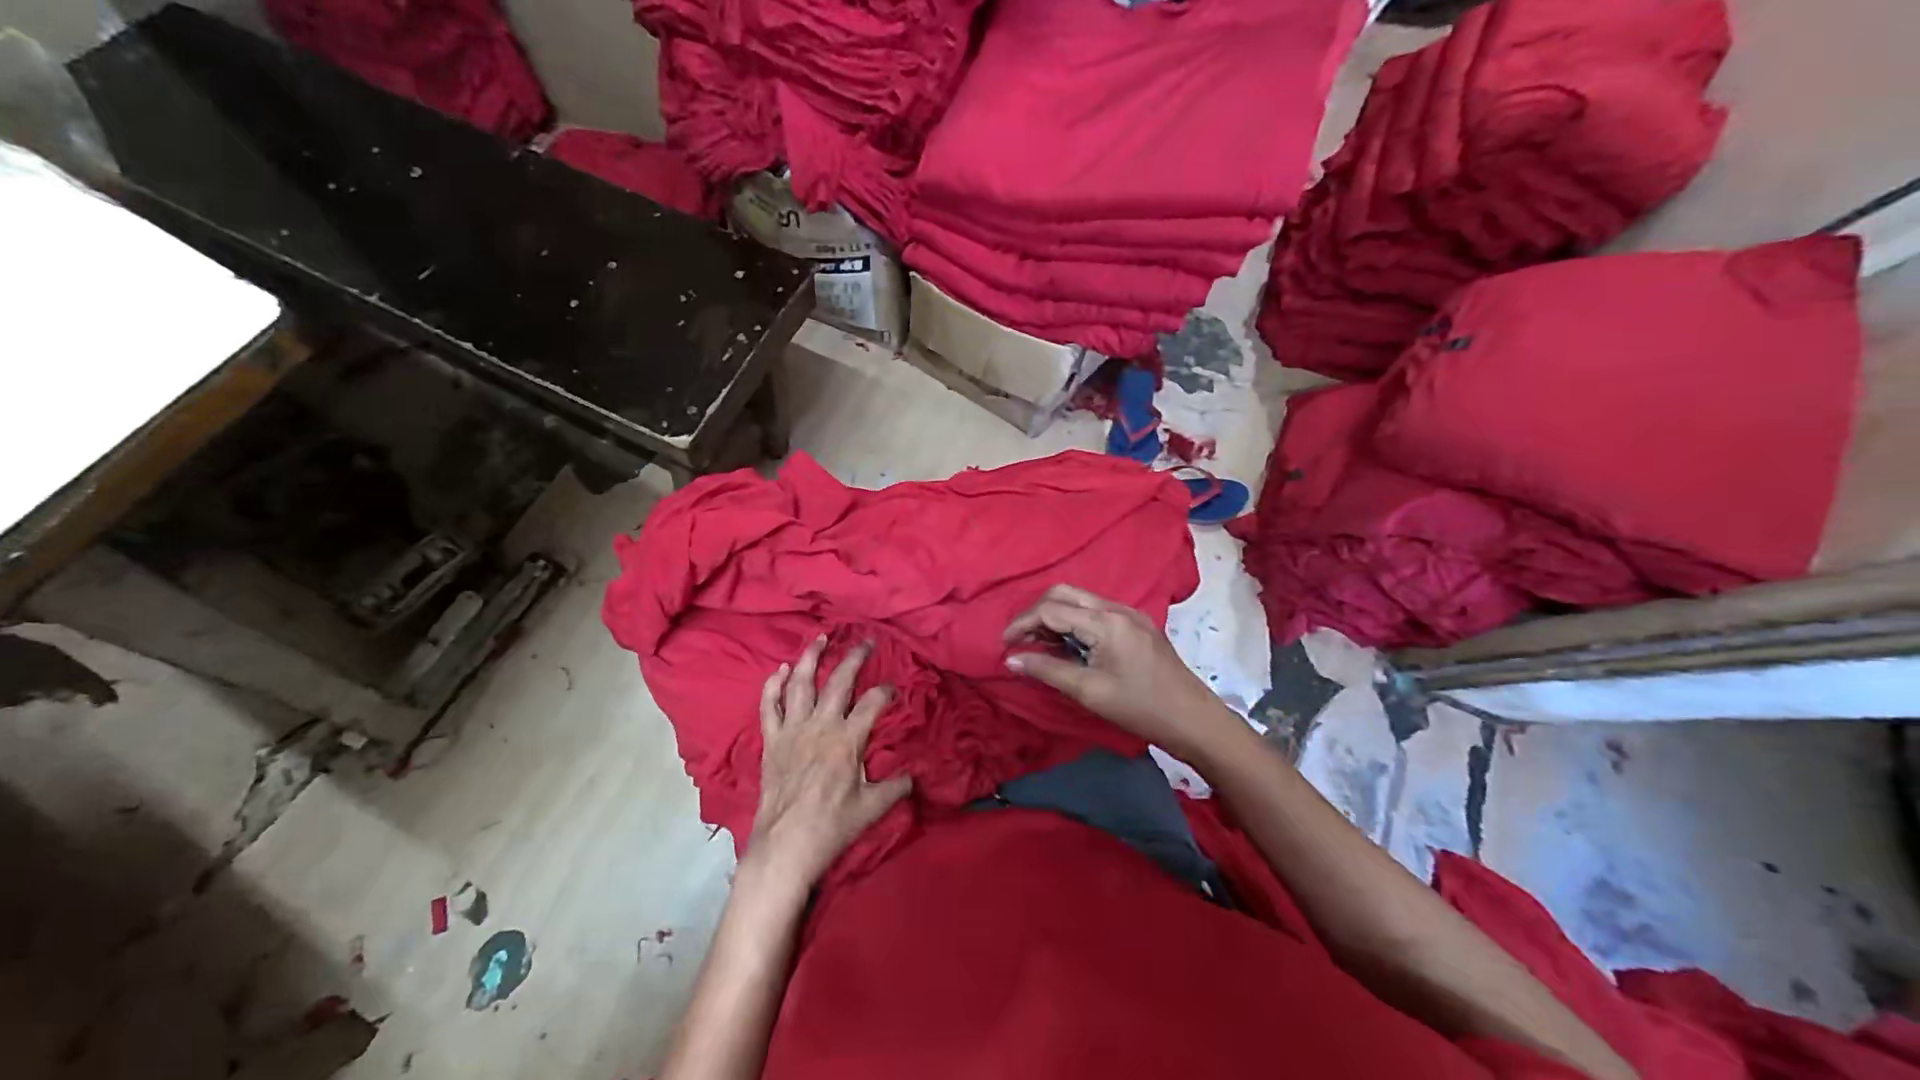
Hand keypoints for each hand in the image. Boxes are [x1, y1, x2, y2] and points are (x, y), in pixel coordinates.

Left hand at [747, 636, 912, 888]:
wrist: (785, 845)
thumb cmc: (831, 827)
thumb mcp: (871, 808)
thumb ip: (895, 787)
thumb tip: (913, 776)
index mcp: (847, 740)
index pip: (873, 703)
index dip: (886, 691)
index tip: (894, 690)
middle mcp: (820, 726)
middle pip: (839, 682)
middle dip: (854, 658)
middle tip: (865, 642)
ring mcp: (792, 731)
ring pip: (801, 684)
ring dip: (811, 658)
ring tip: (820, 639)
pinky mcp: (771, 741)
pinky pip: (769, 706)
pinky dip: (774, 685)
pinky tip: (781, 670)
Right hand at [1002, 585, 1243, 760]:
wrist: (1193, 719)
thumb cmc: (1140, 708)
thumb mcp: (1089, 691)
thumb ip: (1047, 670)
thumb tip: (1011, 659)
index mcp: (1105, 621)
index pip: (1052, 609)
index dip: (1022, 623)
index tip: (1005, 645)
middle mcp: (1117, 608)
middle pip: (1064, 593)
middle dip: (1036, 614)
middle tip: (1021, 642)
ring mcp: (1129, 614)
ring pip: (1079, 601)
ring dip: (1055, 618)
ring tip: (1039, 647)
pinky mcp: (1136, 625)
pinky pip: (1095, 613)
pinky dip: (1073, 624)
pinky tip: (1067, 647)